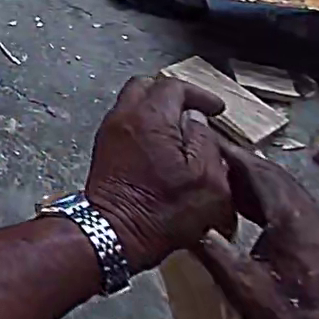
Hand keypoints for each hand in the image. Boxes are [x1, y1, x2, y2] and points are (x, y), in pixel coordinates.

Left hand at [82, 75, 233, 271]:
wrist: (113, 232)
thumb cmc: (162, 210)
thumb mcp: (206, 182)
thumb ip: (206, 143)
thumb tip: (197, 121)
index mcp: (151, 117)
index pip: (173, 86)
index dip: (198, 94)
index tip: (216, 109)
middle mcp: (125, 115)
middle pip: (146, 85)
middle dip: (172, 93)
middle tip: (194, 110)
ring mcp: (110, 129)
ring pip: (132, 101)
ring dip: (155, 107)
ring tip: (178, 127)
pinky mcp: (103, 145)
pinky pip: (124, 119)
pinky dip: (143, 121)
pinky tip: (159, 143)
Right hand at [196, 148, 318, 318]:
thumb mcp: (248, 291)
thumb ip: (213, 251)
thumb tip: (184, 222)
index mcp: (295, 219)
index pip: (258, 169)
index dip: (228, 151)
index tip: (203, 139)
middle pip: (276, 179)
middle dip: (242, 166)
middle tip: (209, 160)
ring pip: (291, 199)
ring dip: (259, 189)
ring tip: (227, 189)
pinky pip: (302, 217)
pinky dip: (275, 209)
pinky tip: (261, 226)